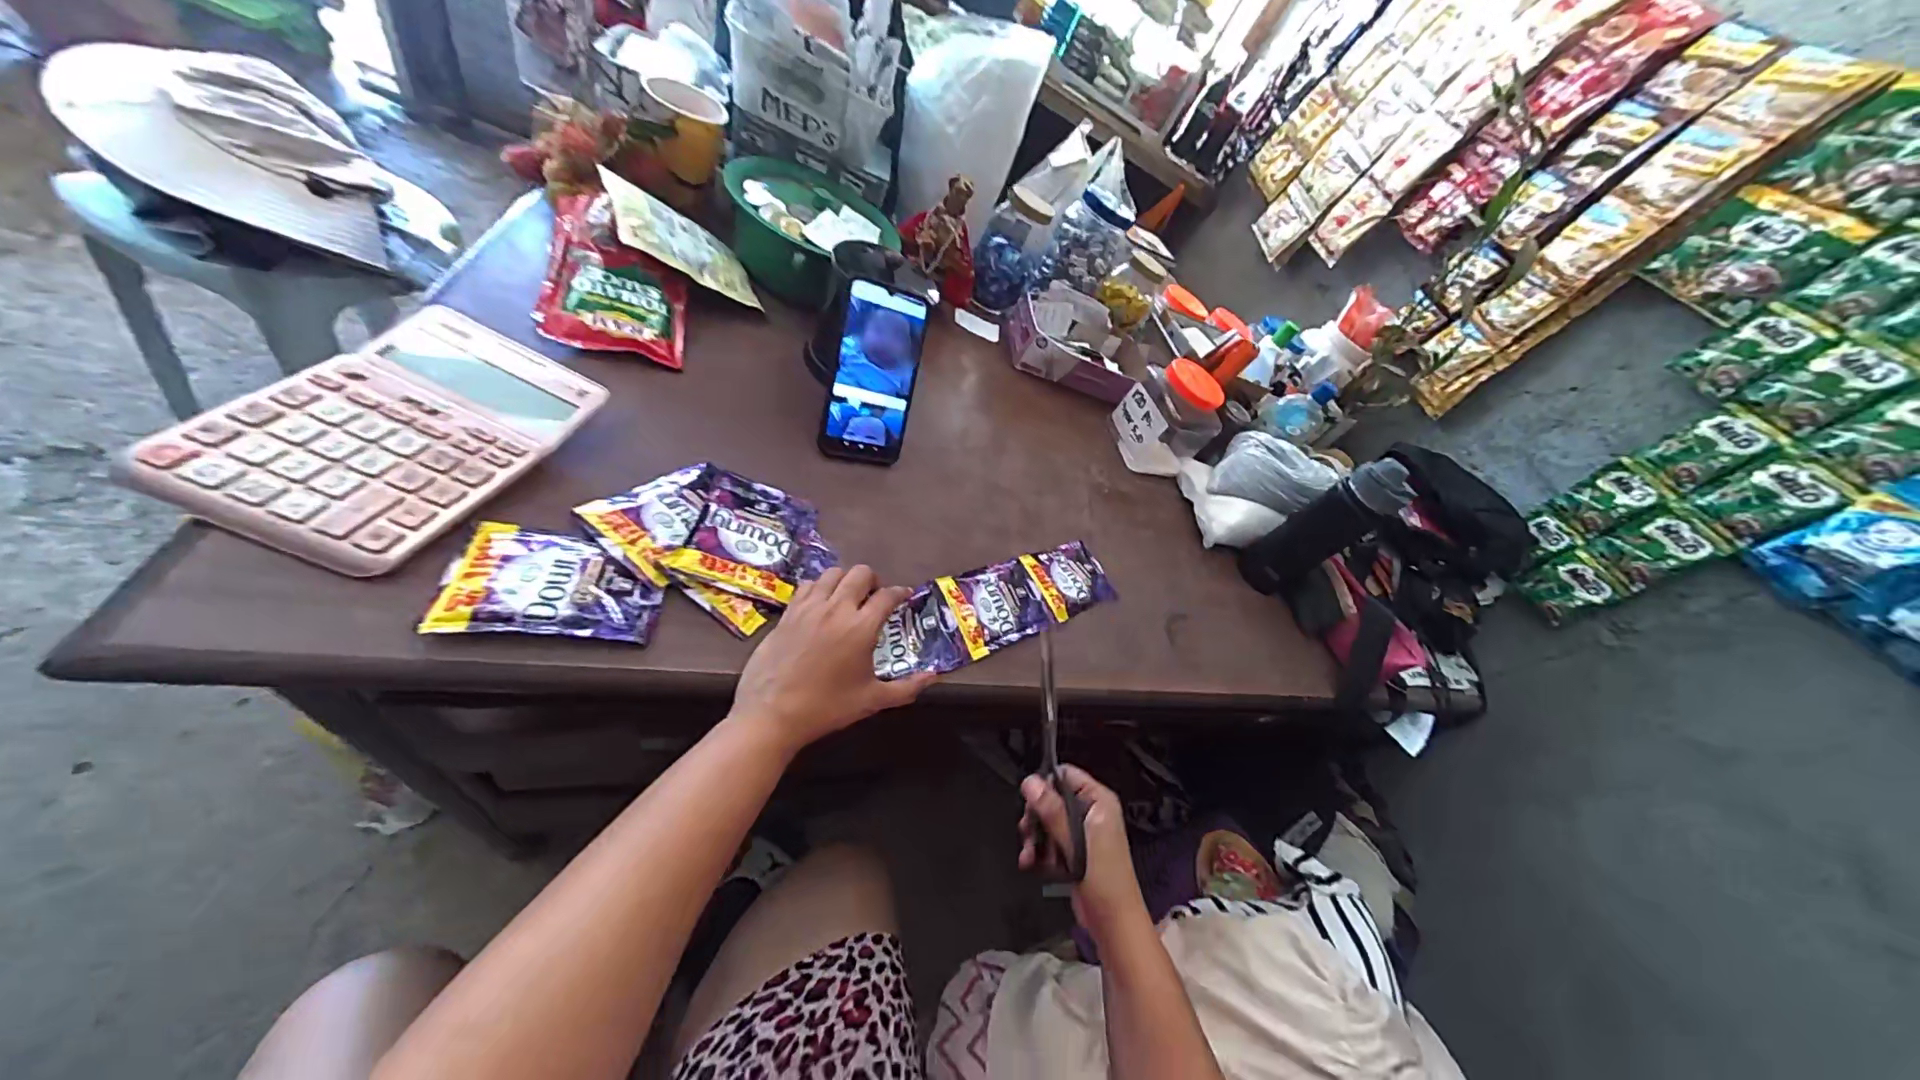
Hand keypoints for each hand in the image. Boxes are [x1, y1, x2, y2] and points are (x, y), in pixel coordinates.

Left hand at [729, 565, 936, 753]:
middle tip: (875, 598)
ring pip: (832, 574)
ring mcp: (809, 607)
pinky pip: (808, 586)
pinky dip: (820, 588)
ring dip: (846, 581)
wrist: (771, 714)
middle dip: (873, 581)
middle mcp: (836, 608)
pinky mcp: (787, 613)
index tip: (905, 597)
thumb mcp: (872, 701)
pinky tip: (821, 605)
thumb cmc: (826, 708)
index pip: (887, 596)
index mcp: (861, 627)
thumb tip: (933, 676)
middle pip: (860, 573)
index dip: (900, 593)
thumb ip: (906, 687)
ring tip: (848, 598)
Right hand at [1019, 765, 1146, 941]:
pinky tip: (1032, 864)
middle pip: (1052, 799)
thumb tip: (1030, 782)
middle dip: (1036, 818)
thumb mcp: (1074, 841)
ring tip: (1030, 855)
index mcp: (1099, 802)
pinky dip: (1040, 852)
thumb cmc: (1104, 881)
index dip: (1045, 785)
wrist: (1114, 924)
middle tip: (1028, 834)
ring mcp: (1083, 834)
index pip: (1066, 775)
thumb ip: (1052, 810)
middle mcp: (1091, 813)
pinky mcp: (1075, 853)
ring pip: (1048, 822)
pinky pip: (1050, 842)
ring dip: (1035, 838)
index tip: (1029, 802)